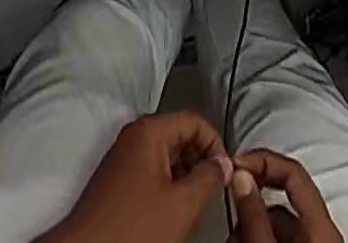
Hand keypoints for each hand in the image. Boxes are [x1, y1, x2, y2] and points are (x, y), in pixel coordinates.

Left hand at [35, 110, 232, 242]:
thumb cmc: (131, 227)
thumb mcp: (182, 204)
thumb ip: (208, 178)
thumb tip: (222, 164)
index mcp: (149, 131)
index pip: (194, 120)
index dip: (216, 144)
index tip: (226, 172)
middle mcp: (135, 136)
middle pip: (181, 134)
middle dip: (202, 160)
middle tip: (215, 190)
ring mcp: (125, 156)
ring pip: (168, 154)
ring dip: (187, 175)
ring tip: (197, 204)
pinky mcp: (120, 177)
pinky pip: (154, 170)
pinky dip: (171, 185)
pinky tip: (176, 210)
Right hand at [229, 149, 342, 242]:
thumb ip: (254, 213)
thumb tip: (241, 175)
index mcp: (322, 226)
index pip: (293, 171)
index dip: (262, 160)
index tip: (236, 165)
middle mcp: (323, 233)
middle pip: (282, 197)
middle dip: (251, 198)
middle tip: (231, 204)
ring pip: (277, 220)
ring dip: (251, 220)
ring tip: (234, 234)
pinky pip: (278, 237)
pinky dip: (258, 234)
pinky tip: (242, 241)